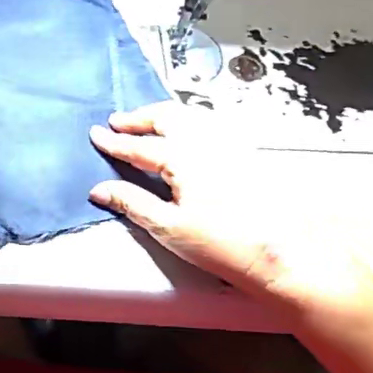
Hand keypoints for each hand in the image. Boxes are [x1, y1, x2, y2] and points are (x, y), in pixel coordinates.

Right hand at [88, 103, 372, 314]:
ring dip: (164, 117)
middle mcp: (208, 143)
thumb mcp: (167, 227)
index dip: (115, 141)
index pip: (141, 145)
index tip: (97, 135)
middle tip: (118, 122)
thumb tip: (101, 190)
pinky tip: (183, 135)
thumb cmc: (221, 244)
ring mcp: (229, 146)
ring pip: (191, 116)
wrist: (276, 256)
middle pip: (168, 117)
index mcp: (185, 158)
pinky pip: (208, 125)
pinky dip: (186, 123)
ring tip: (146, 125)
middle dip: (139, 117)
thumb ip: (131, 203)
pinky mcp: (244, 155)